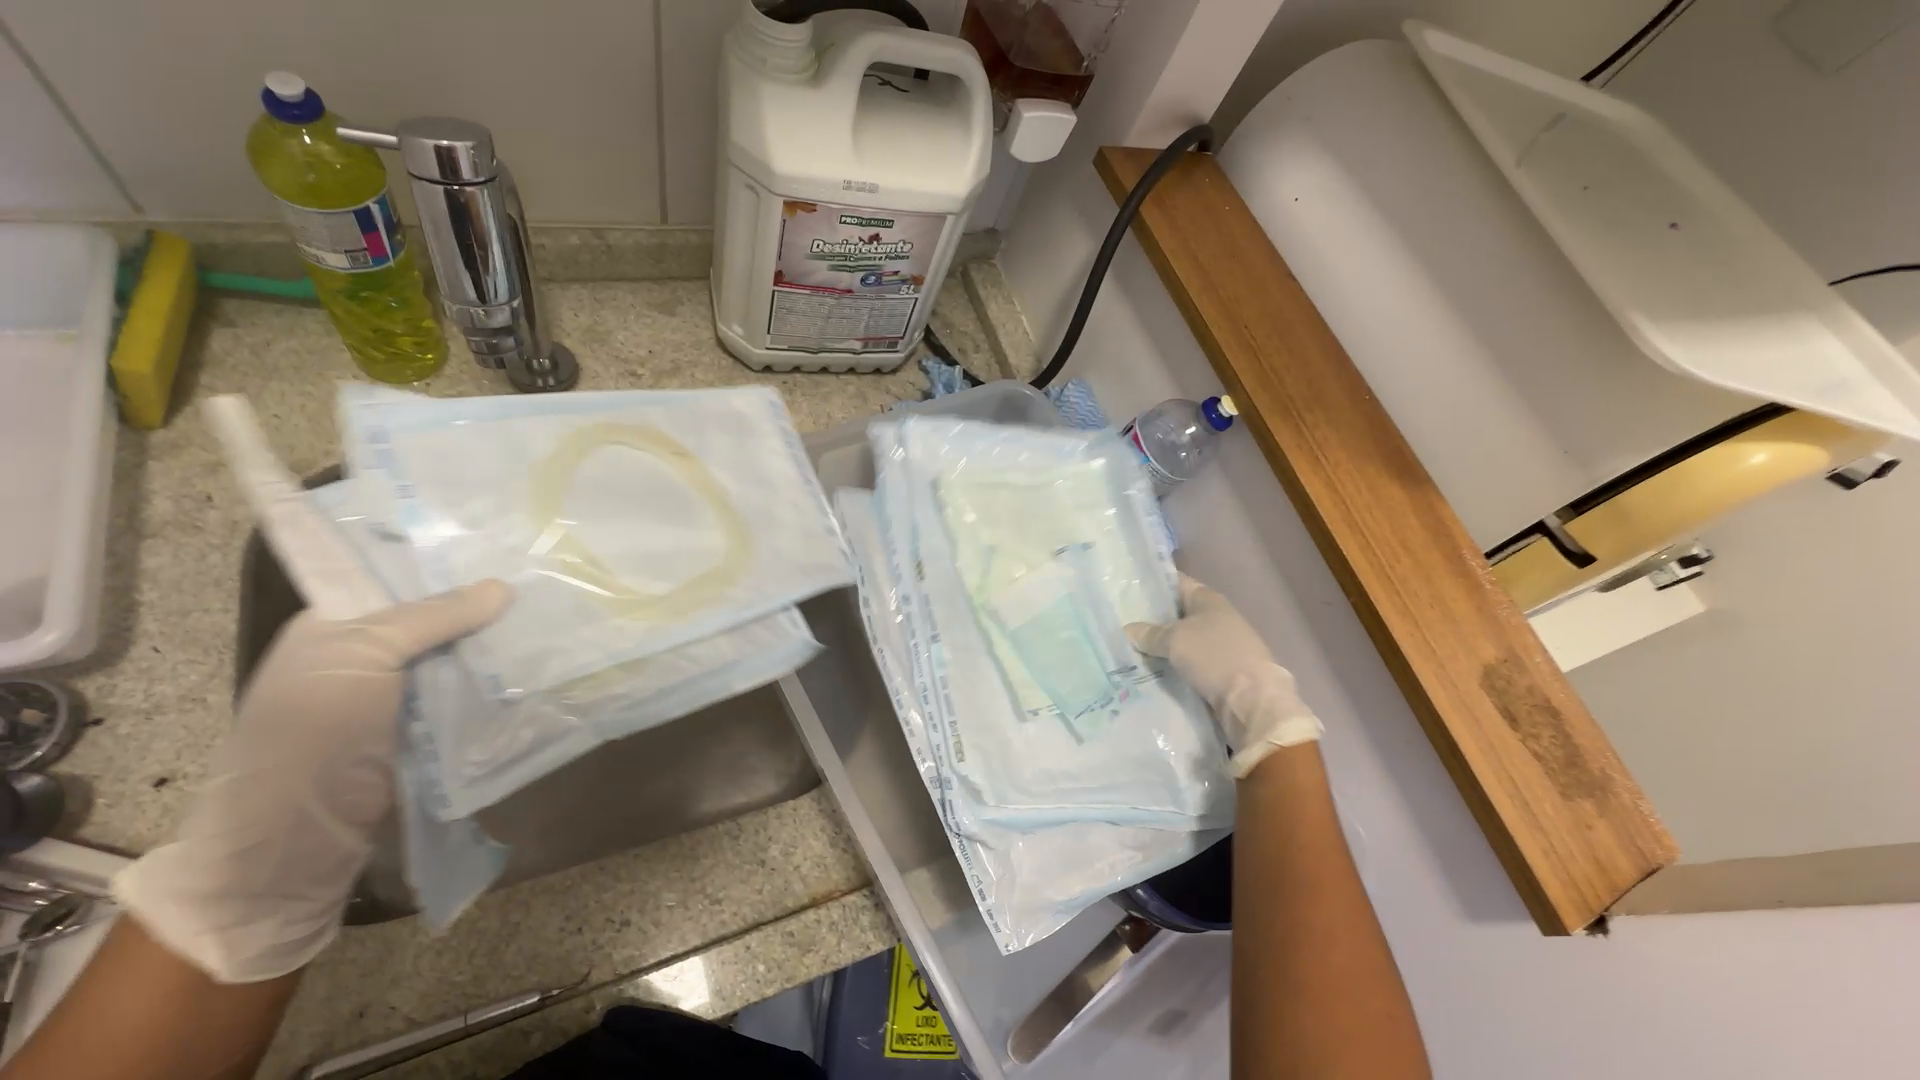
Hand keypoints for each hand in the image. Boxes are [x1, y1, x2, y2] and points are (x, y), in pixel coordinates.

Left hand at [113, 580, 511, 982]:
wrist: (295, 840)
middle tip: (548, 587)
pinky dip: (497, 693)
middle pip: (437, 623)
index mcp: (335, 627)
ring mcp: (397, 703)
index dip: (451, 570)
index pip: (401, 583)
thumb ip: (433, 616)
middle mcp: (365, 659)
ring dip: (497, 654)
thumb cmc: (313, 730)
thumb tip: (503, 587)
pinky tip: (541, 675)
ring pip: (458, 664)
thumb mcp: (363, 653)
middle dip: (485, 611)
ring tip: (559, 626)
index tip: (509, 555)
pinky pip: (466, 705)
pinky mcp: (425, 740)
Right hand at [1127, 574, 1320, 777]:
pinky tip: (1150, 671)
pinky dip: (1172, 665)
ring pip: (1181, 640)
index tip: (1126, 590)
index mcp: (1209, 600)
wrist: (1251, 700)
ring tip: (1128, 648)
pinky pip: (1188, 663)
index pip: (1176, 583)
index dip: (1153, 584)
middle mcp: (1216, 618)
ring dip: (1160, 646)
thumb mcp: (1175, 640)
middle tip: (1119, 623)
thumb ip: (1149, 633)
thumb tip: (1128, 630)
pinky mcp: (1220, 671)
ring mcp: (1220, 645)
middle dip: (1152, 619)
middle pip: (1178, 613)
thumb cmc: (1214, 657)